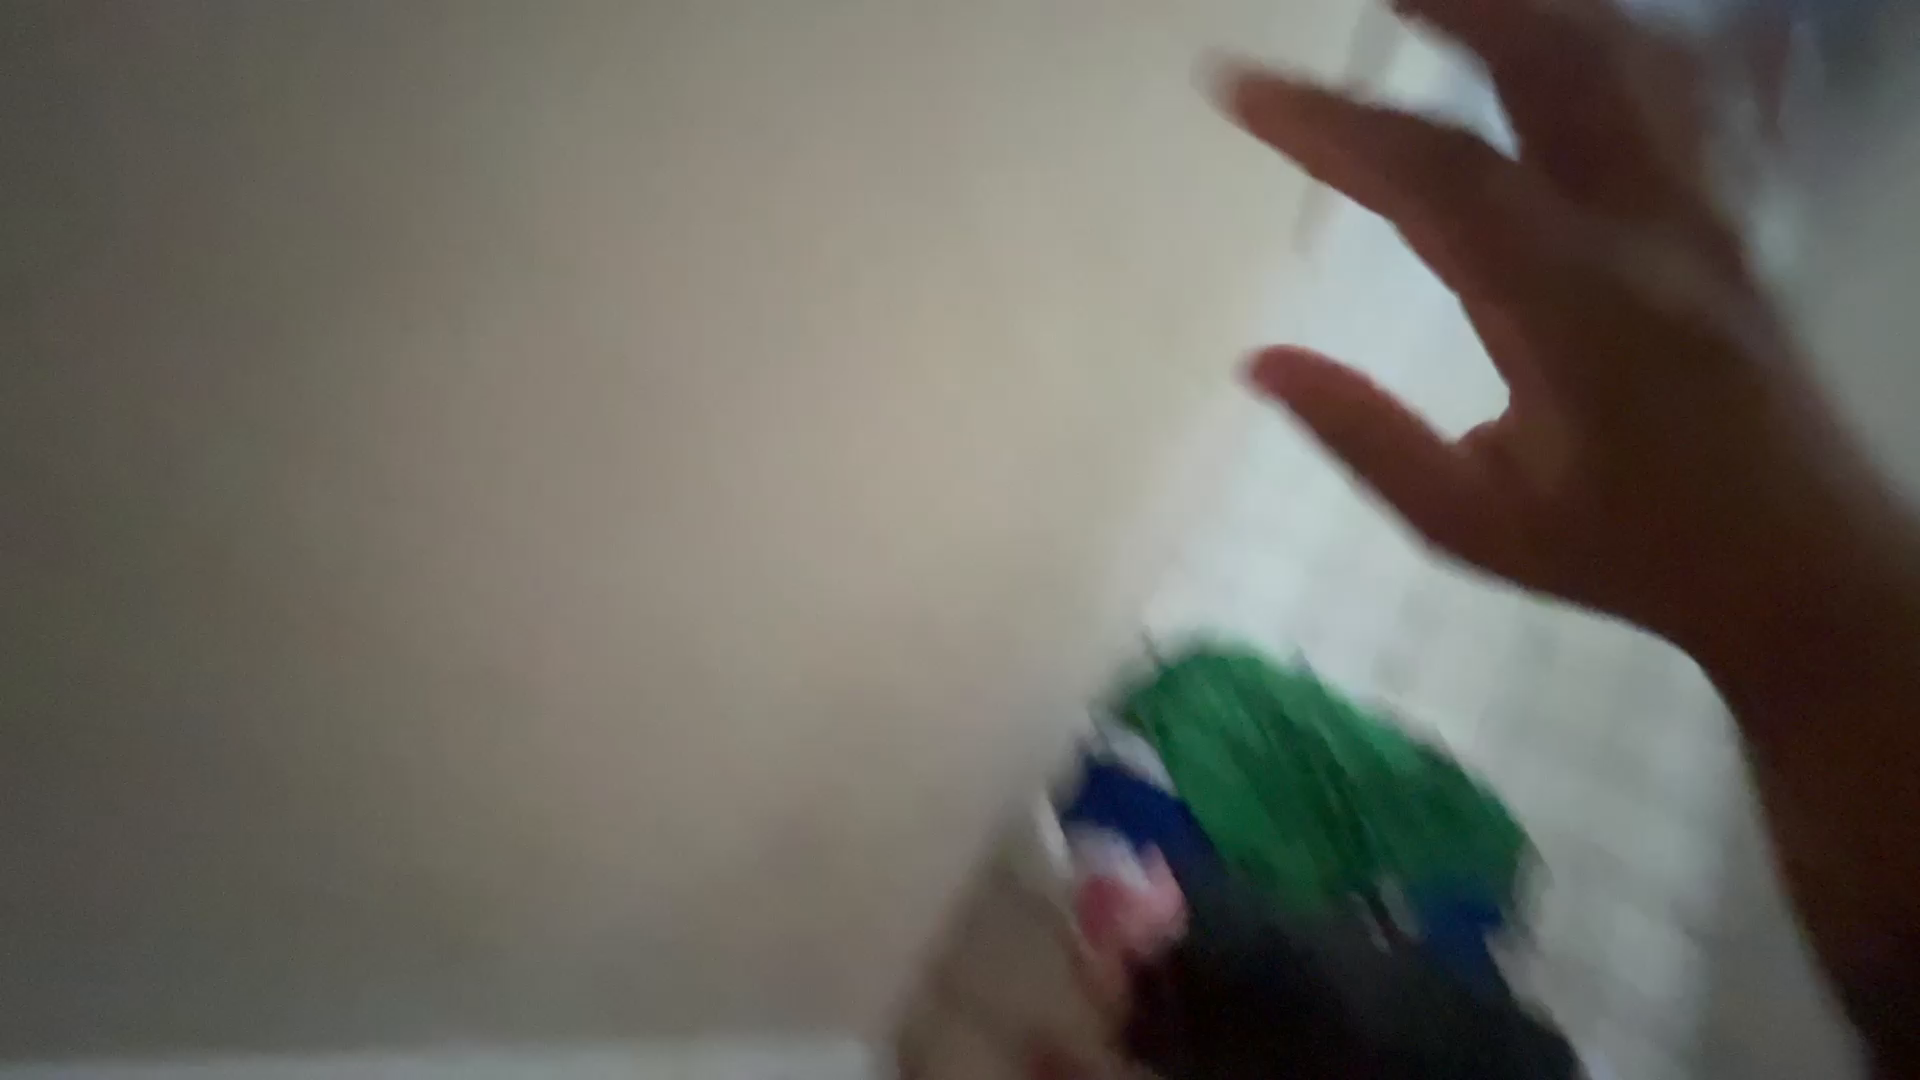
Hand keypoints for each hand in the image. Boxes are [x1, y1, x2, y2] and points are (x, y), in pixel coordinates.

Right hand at [1222, 0, 1911, 660]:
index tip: (1243, 89)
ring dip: (1517, 6)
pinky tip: (1551, 37)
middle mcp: (1650, 235)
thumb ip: (1359, 436)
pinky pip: (1670, 86)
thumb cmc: (1612, 551)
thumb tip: (1258, 363)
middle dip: (1444, 6)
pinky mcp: (1720, 215)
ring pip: (1622, 55)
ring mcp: (1702, 212)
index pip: (1437, 182)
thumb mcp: (1459, 520)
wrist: (1794, 564)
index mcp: (1573, 314)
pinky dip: (1599, 39)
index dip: (1331, 126)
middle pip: (1555, 65)